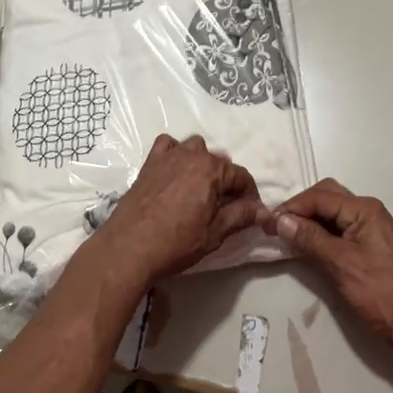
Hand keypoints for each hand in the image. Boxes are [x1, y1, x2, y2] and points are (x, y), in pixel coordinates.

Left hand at [90, 134, 262, 288]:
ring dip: (202, 164)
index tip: (250, 212)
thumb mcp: (214, 234)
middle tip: (223, 207)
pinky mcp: (150, 162)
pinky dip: (175, 153)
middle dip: (226, 181)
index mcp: (212, 170)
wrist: (129, 247)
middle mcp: (192, 155)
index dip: (250, 195)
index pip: (241, 176)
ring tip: (199, 189)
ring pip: (195, 149)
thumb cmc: (176, 243)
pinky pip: (168, 146)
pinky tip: (174, 172)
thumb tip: (262, 210)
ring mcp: (169, 155)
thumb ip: (240, 216)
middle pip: (219, 161)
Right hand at [262, 179, 392, 348]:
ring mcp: (370, 228)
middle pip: (326, 197)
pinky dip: (321, 232)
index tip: (269, 222)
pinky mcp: (369, 245)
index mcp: (364, 209)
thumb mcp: (341, 265)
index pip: (320, 196)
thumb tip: (281, 220)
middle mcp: (367, 211)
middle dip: (300, 208)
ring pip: (332, 213)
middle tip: (277, 226)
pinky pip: (339, 228)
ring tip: (287, 234)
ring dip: (309, 220)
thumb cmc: (380, 292)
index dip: (293, 207)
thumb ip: (310, 239)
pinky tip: (307, 244)